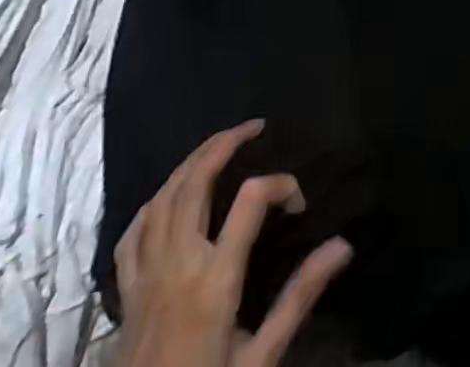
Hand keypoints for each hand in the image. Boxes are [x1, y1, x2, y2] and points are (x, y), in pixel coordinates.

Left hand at [114, 119, 352, 366]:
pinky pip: (134, 230)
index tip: (299, 201)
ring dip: (190, 163)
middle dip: (223, 146)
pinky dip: (155, 200)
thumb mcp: (262, 355)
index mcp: (214, 280)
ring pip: (161, 199)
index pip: (250, 202)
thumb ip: (300, 296)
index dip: (281, 185)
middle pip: (193, 185)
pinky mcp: (127, 289)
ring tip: (219, 144)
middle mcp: (176, 265)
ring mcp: (145, 275)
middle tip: (253, 127)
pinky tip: (170, 194)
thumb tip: (342, 245)